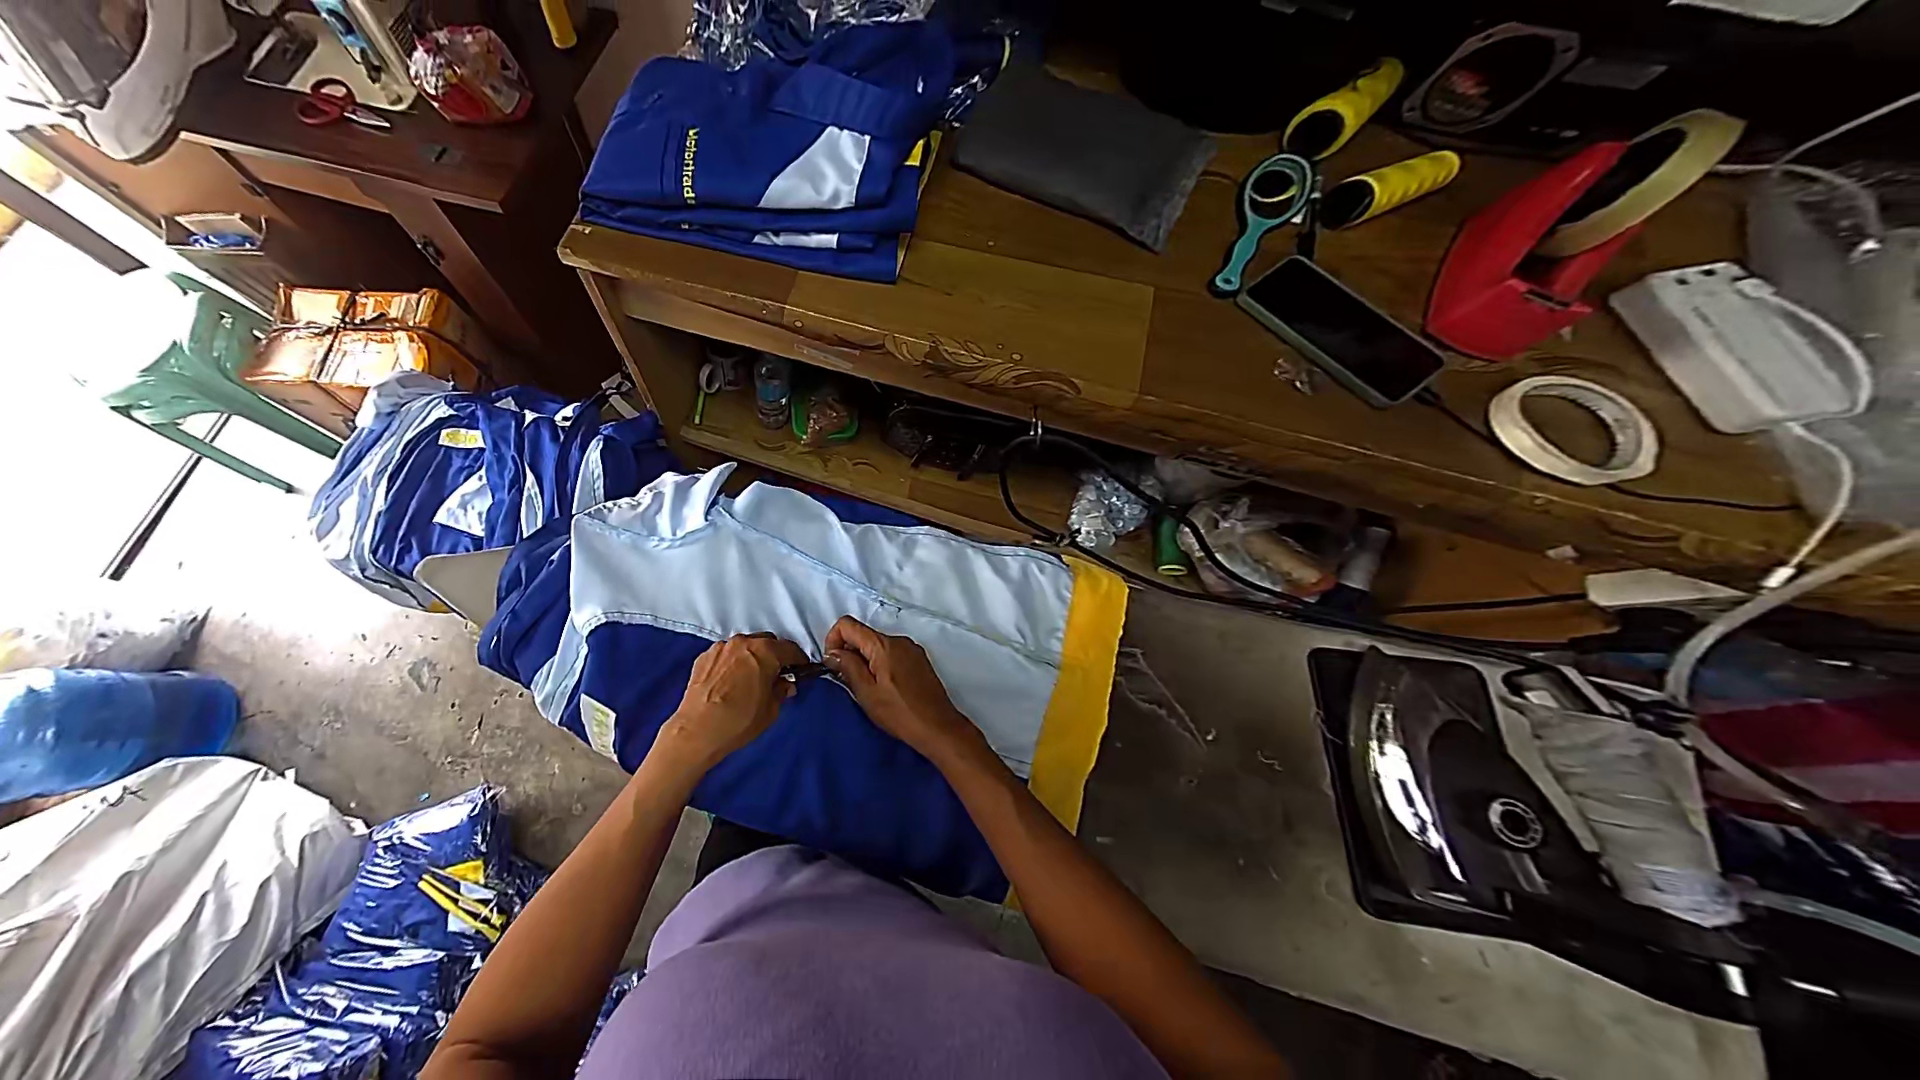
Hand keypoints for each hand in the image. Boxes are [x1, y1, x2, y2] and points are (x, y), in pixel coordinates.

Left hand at [657, 633, 807, 772]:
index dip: (799, 660)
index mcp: (765, 652)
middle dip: (775, 655)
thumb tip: (784, 684)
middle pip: (767, 642)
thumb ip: (781, 690)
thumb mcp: (771, 709)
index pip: (790, 649)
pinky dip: (733, 662)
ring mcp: (721, 648)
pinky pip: (726, 654)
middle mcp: (743, 643)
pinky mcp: (704, 657)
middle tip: (777, 674)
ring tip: (752, 677)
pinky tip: (732, 680)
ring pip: (745, 646)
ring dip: (752, 657)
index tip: (801, 669)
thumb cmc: (739, 721)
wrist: (697, 731)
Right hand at [822, 616, 985, 766]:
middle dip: (850, 653)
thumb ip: (847, 666)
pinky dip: (881, 664)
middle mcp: (899, 640)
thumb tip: (833, 653)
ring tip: (868, 689)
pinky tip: (884, 688)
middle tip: (847, 681)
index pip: (847, 624)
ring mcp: (912, 649)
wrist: (937, 727)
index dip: (833, 640)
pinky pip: (892, 653)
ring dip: (866, 661)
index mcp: (883, 645)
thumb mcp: (866, 692)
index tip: (833, 663)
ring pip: (877, 645)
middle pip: (863, 635)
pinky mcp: (919, 660)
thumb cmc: (900, 713)